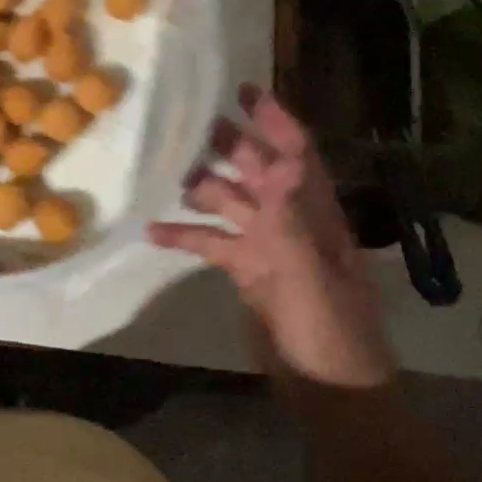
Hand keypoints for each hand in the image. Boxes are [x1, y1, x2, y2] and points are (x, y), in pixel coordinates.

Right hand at [149, 86, 395, 388]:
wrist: (328, 392)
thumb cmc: (329, 333)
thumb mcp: (310, 276)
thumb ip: (292, 220)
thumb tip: (284, 161)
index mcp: (314, 216)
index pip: (296, 154)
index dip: (275, 119)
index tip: (244, 89)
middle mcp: (291, 222)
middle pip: (257, 170)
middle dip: (228, 143)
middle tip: (184, 120)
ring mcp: (267, 247)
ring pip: (229, 203)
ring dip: (199, 186)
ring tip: (160, 168)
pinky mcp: (247, 273)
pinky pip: (211, 244)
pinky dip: (185, 236)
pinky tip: (152, 232)